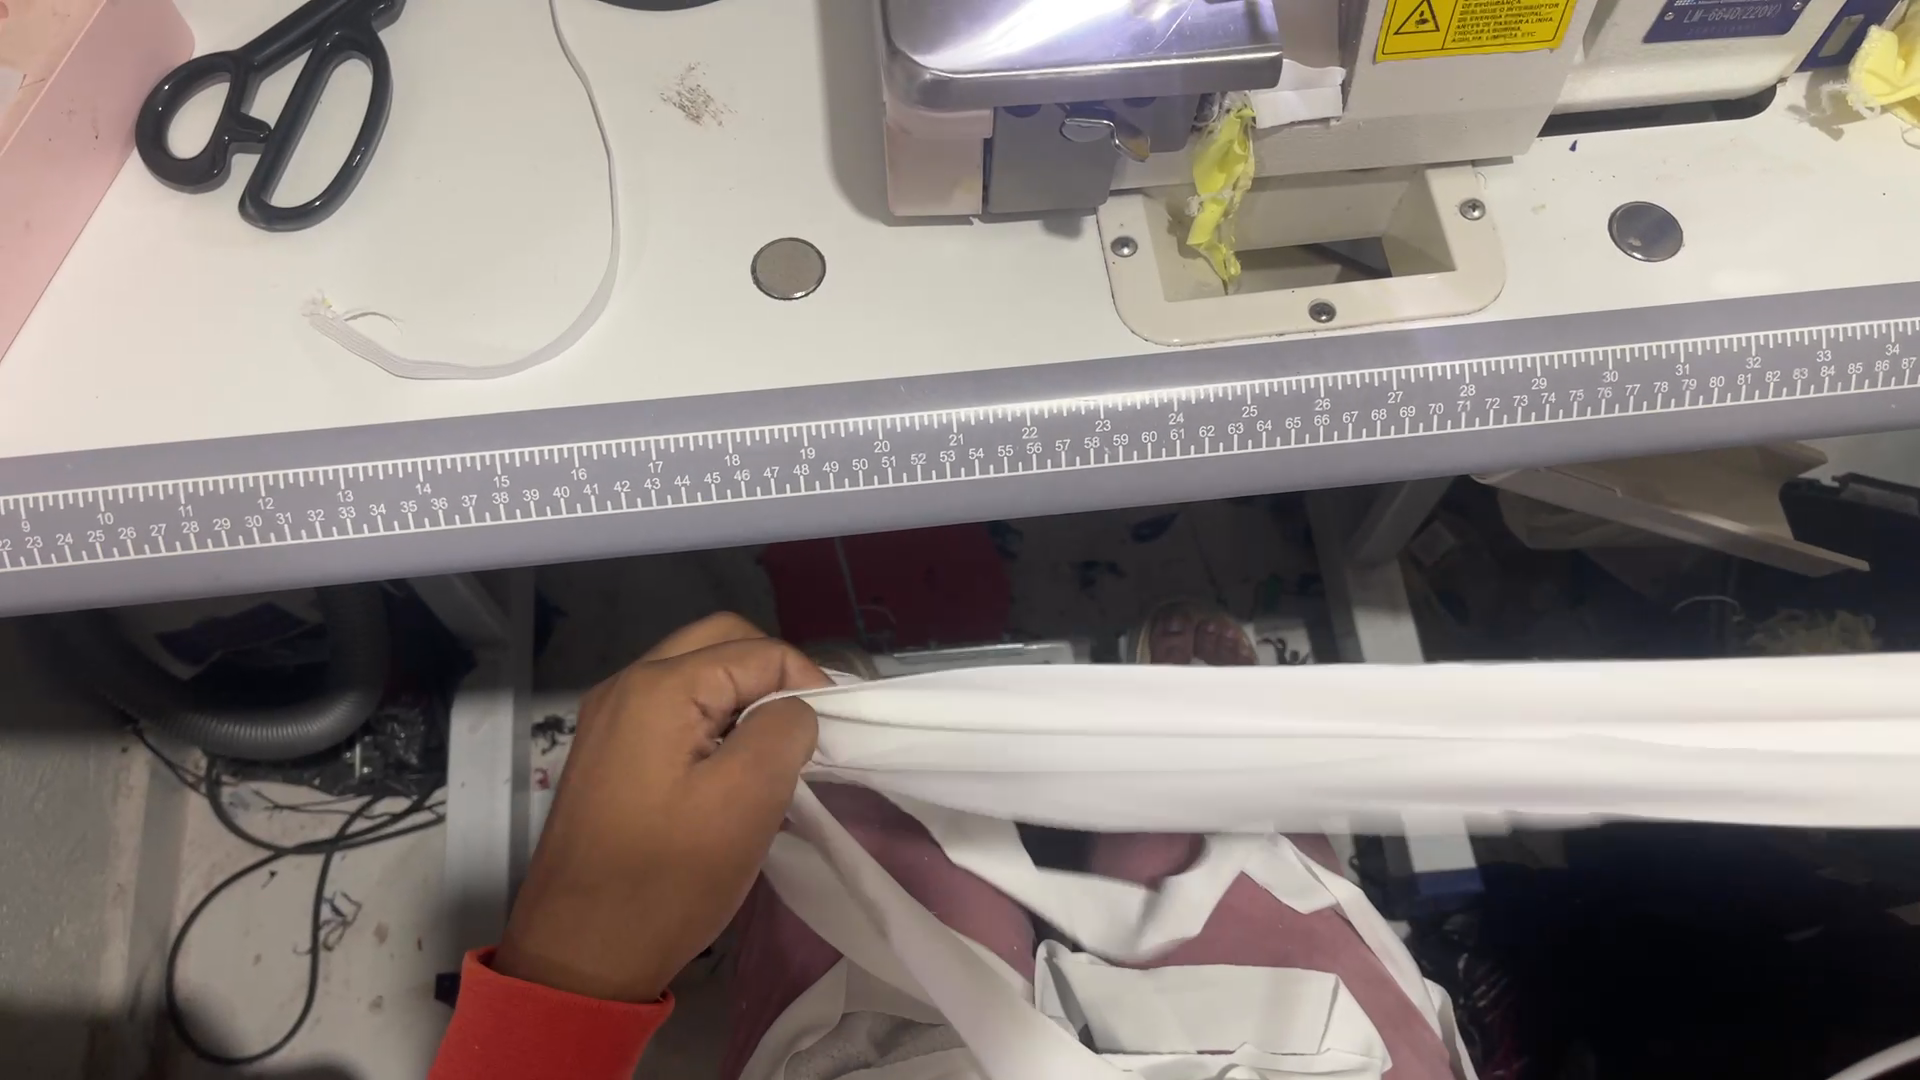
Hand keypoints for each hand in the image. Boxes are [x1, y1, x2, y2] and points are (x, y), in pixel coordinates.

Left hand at [495, 613, 829, 1001]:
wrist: (579, 957)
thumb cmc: (669, 877)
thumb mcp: (749, 797)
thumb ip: (786, 728)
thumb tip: (793, 710)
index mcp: (660, 686)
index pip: (760, 651)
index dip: (806, 682)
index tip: (828, 734)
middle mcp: (629, 683)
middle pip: (723, 640)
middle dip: (773, 673)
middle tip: (800, 726)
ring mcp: (612, 714)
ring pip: (700, 668)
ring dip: (745, 693)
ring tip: (770, 745)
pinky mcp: (610, 746)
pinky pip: (677, 703)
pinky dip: (715, 715)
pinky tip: (729, 761)